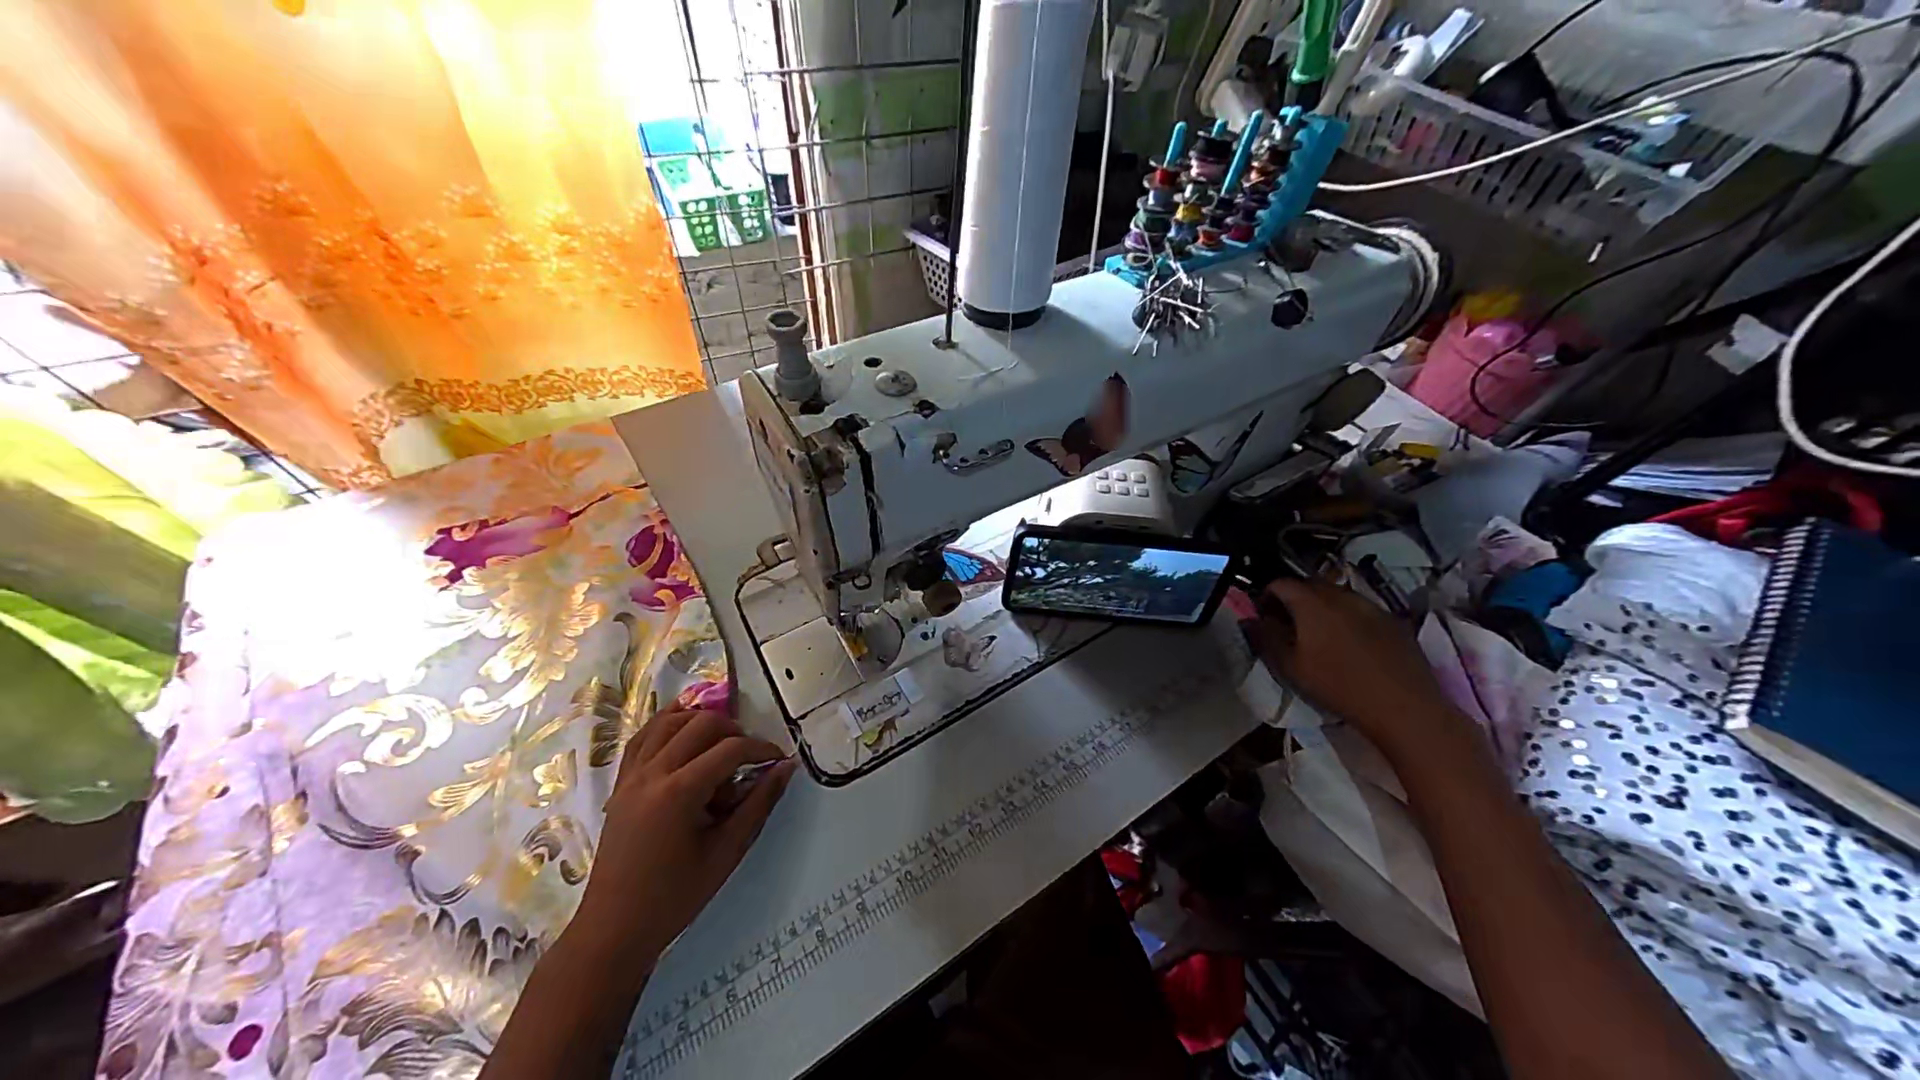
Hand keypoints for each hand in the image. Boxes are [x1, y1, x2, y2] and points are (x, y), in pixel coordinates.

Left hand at [569, 708, 796, 973]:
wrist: (616, 927)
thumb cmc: (676, 896)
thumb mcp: (727, 851)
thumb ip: (759, 803)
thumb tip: (785, 767)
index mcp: (679, 793)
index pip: (730, 749)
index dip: (760, 748)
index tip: (778, 759)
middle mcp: (653, 774)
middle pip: (700, 725)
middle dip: (733, 732)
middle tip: (750, 757)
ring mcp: (632, 776)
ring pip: (669, 721)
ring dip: (700, 722)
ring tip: (721, 742)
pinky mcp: (621, 783)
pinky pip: (643, 737)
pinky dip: (666, 725)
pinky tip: (684, 731)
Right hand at [1250, 578, 1465, 756]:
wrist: (1403, 706)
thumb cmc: (1338, 686)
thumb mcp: (1291, 667)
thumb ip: (1266, 638)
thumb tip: (1251, 620)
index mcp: (1312, 603)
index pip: (1281, 583)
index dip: (1266, 596)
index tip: (1264, 617)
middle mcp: (1341, 595)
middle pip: (1309, 583)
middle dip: (1293, 598)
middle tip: (1287, 625)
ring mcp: (1371, 605)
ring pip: (1337, 594)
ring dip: (1321, 606)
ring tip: (1319, 634)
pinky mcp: (1392, 619)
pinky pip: (1360, 608)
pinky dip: (1346, 616)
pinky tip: (1350, 643)